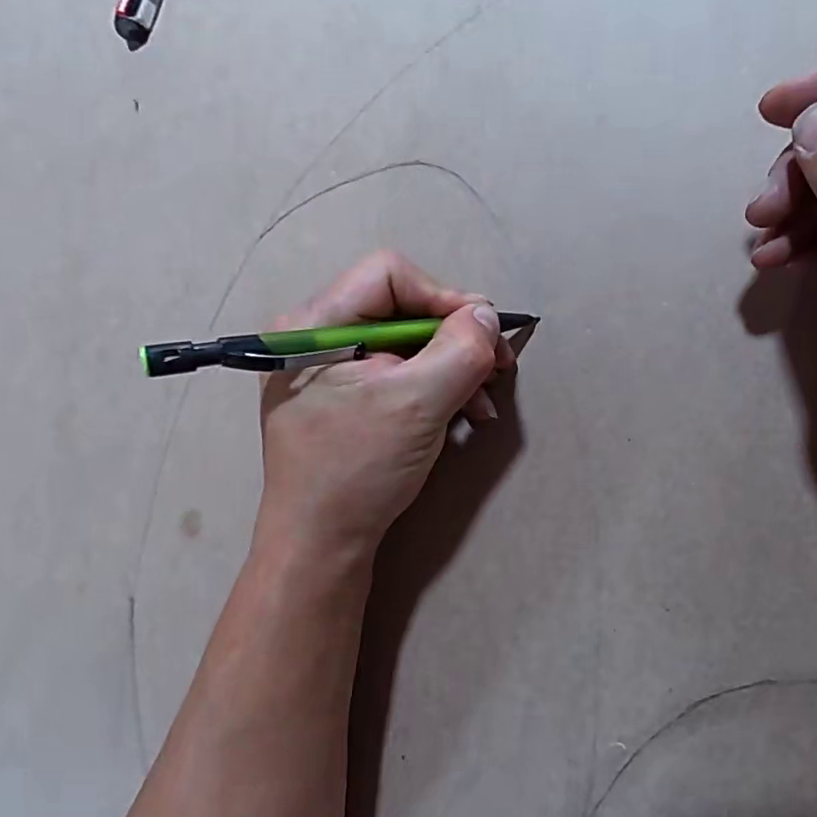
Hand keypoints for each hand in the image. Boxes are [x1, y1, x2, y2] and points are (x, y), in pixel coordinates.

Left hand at [253, 251, 514, 565]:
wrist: (324, 541)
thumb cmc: (360, 468)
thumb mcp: (419, 403)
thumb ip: (461, 350)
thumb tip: (488, 316)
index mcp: (317, 325)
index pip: (390, 275)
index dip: (444, 297)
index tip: (482, 335)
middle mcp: (321, 337)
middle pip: (406, 308)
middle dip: (459, 339)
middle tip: (499, 367)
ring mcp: (336, 368)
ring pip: (413, 343)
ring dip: (458, 368)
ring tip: (485, 404)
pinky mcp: (352, 396)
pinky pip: (406, 372)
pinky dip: (442, 387)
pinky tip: (468, 413)